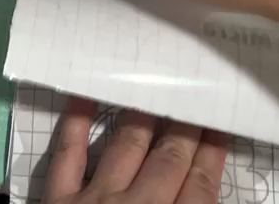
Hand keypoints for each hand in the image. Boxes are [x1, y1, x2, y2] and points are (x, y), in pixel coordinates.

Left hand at [48, 99, 227, 203]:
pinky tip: (86, 92)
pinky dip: (76, 120)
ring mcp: (93, 202)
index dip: (214, 154)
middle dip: (188, 126)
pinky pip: (67, 152)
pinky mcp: (56, 200)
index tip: (223, 122)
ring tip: (157, 85)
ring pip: (125, 145)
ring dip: (145, 115)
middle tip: (198, 94)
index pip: (199, 188)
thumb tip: (208, 197)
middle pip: (168, 159)